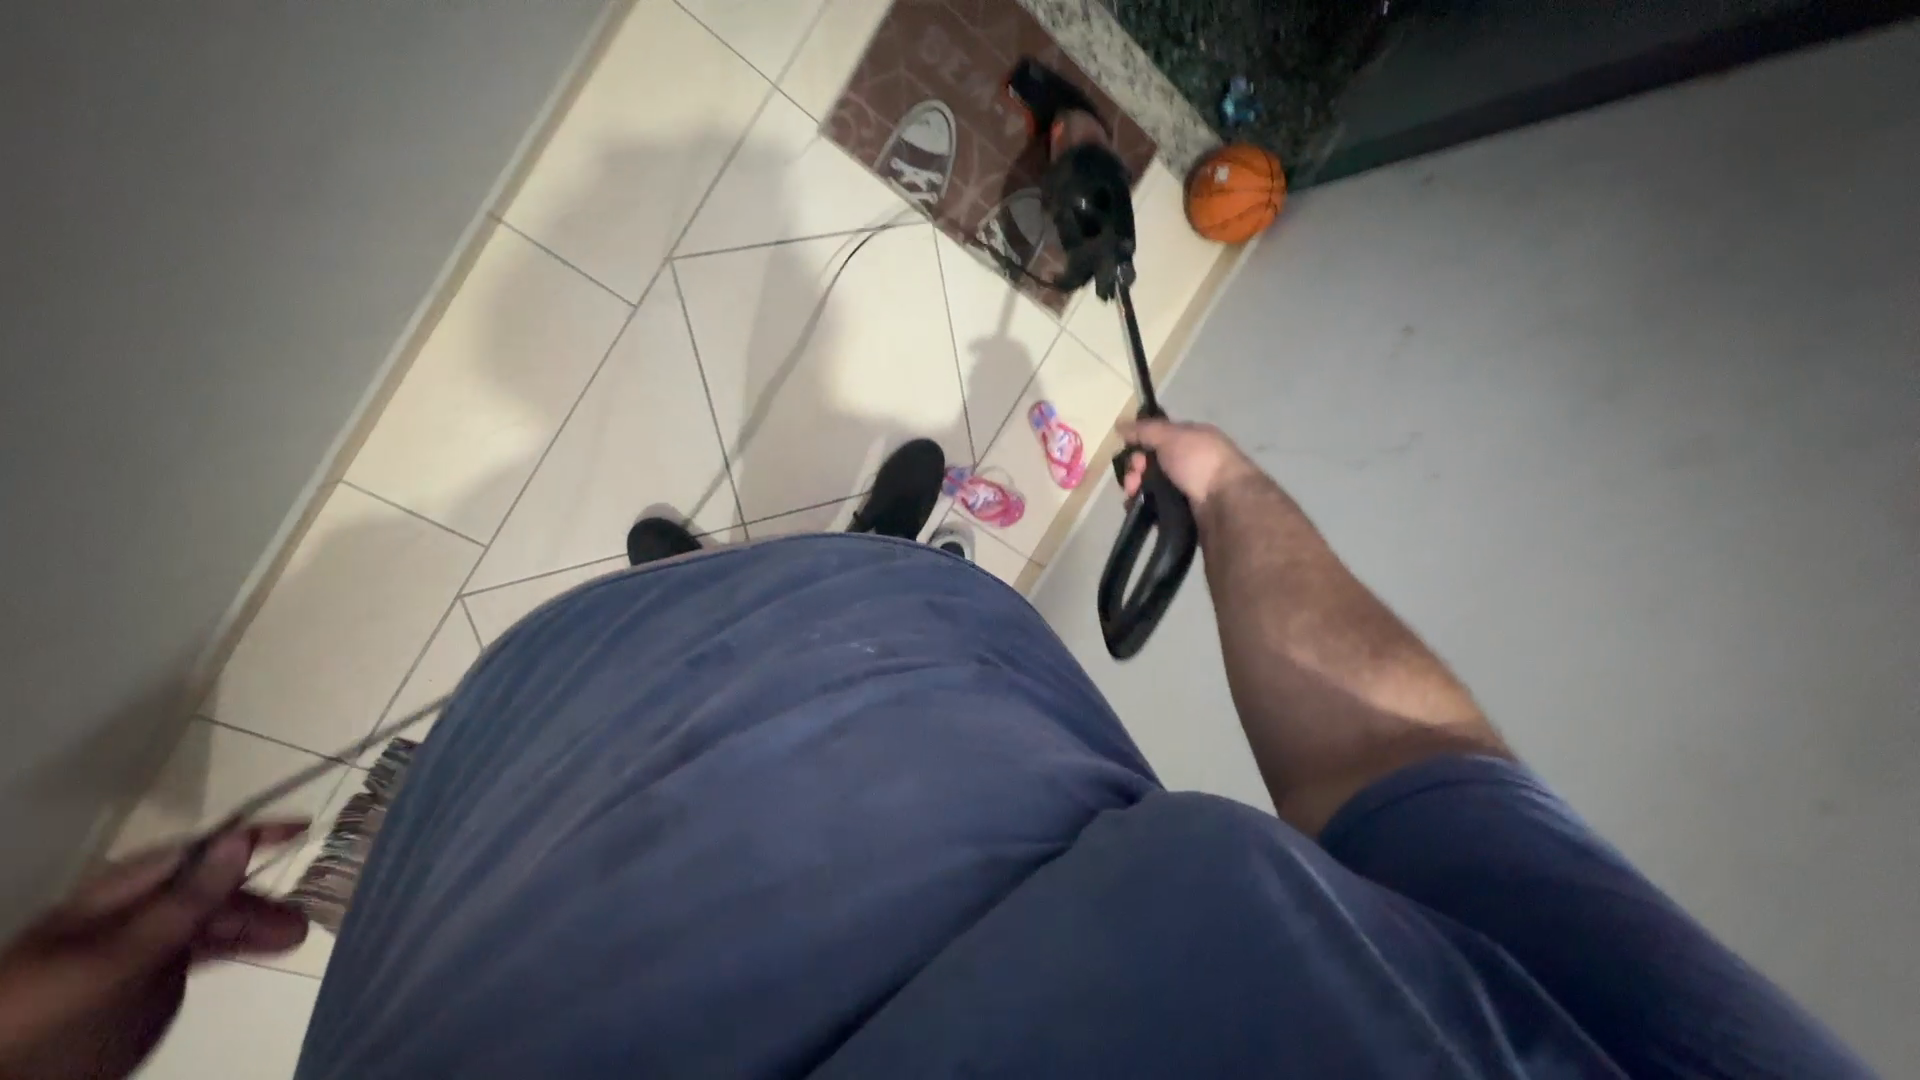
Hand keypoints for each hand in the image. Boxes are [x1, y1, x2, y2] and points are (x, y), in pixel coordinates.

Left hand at [0, 823, 309, 1079]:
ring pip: (214, 920)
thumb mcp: (119, 957)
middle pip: (208, 889)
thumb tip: (240, 839)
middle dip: (257, 895)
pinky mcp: (153, 981)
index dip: (243, 839)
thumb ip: (183, 901)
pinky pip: (207, 949)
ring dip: (257, 922)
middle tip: (301, 912)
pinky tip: (269, 948)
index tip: (301, 829)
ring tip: (296, 935)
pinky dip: (241, 944)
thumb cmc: (54, 1012)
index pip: (190, 855)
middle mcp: (131, 916)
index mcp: (112, 899)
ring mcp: (141, 949)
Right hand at [1117, 418, 1261, 511]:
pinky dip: (1144, 507)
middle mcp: (1190, 461)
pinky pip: (1156, 506)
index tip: (1134, 456)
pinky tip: (1138, 509)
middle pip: (1151, 463)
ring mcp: (1188, 488)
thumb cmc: (1200, 462)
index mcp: (1192, 438)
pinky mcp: (1184, 512)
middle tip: (1134, 481)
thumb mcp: (1171, 436)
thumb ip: (1144, 430)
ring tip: (1133, 498)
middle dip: (1135, 470)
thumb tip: (1120, 424)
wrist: (1226, 503)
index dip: (1139, 445)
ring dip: (1136, 490)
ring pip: (1150, 486)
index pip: (1157, 438)